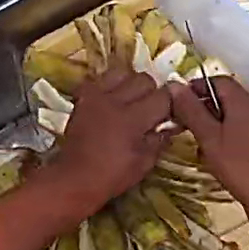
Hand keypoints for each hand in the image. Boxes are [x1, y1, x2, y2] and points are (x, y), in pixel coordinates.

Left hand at [53, 69, 170, 206]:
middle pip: (143, 79)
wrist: (76, 177)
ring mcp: (96, 96)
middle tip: (150, 108)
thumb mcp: (144, 162)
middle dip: (152, 91)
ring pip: (121, 73)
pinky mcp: (82, 97)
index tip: (171, 111)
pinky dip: (106, 85)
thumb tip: (172, 125)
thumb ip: (160, 139)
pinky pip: (98, 79)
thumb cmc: (113, 174)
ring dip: (129, 83)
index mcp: (134, 118)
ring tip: (129, 100)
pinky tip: (109, 100)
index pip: (163, 96)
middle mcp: (115, 101)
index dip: (171, 102)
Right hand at [165, 77, 248, 220]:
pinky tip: (217, 157)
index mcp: (243, 102)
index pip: (217, 80)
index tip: (177, 104)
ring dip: (212, 125)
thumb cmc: (241, 167)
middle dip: (202, 107)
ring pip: (232, 115)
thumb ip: (191, 110)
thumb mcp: (209, 138)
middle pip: (225, 97)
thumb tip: (173, 84)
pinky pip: (242, 131)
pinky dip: (225, 137)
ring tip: (198, 144)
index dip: (195, 87)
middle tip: (183, 125)